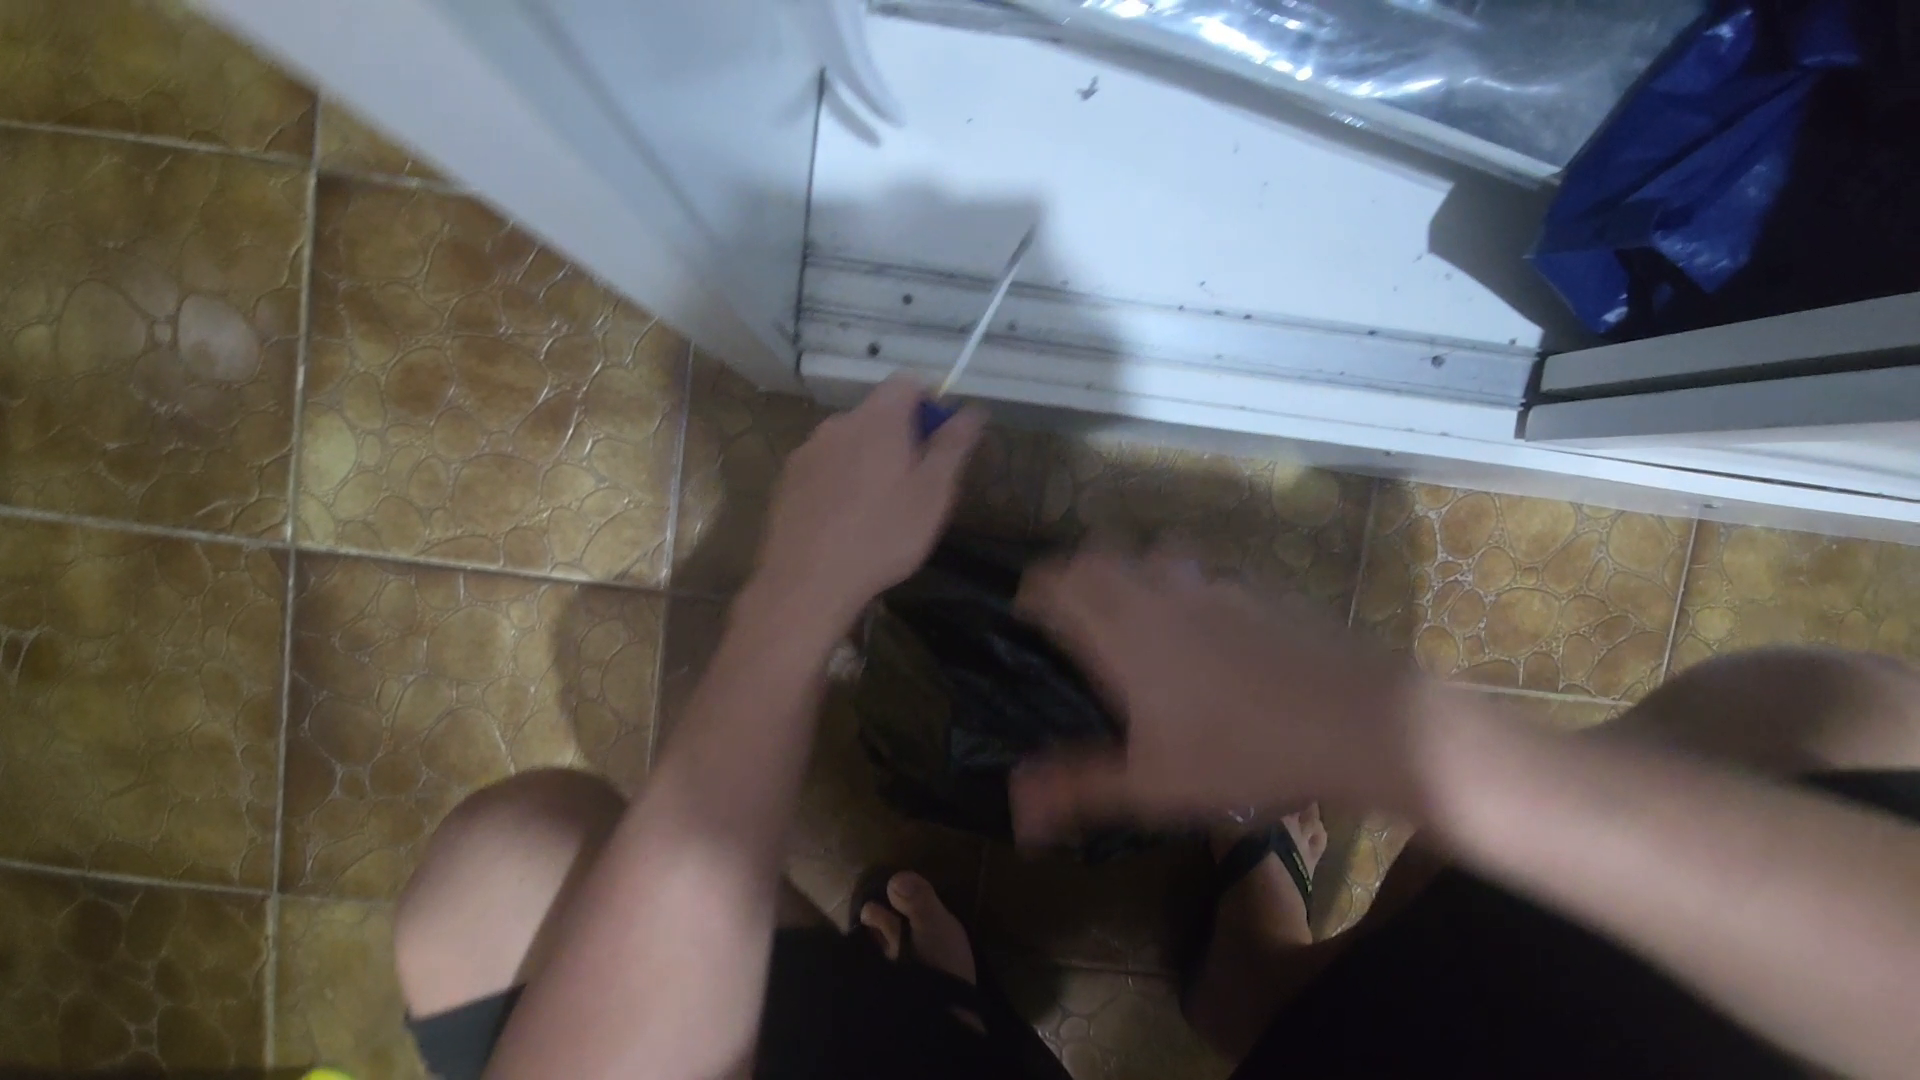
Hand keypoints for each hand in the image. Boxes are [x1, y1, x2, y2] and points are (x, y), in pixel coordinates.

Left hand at [753, 378, 985, 621]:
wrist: (808, 581)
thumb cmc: (882, 536)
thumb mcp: (932, 494)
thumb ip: (953, 446)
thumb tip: (972, 411)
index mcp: (877, 420)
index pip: (907, 383)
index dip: (929, 404)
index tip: (940, 442)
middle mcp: (837, 424)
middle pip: (877, 414)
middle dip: (901, 438)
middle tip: (916, 485)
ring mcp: (807, 451)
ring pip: (849, 442)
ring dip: (869, 460)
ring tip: (879, 509)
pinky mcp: (787, 480)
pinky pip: (825, 466)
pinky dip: (840, 481)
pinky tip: (845, 521)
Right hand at [1009, 549, 1434, 841]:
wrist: (1359, 721)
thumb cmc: (1243, 753)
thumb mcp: (1153, 785)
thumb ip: (1079, 790)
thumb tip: (1016, 809)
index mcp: (1122, 635)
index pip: (1060, 588)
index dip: (1036, 590)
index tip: (1027, 606)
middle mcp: (1159, 597)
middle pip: (1099, 557)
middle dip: (1074, 571)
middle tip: (1069, 600)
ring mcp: (1212, 587)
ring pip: (1152, 554)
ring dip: (1130, 568)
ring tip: (1131, 601)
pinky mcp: (1257, 590)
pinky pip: (1204, 572)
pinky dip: (1184, 583)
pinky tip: (1206, 620)